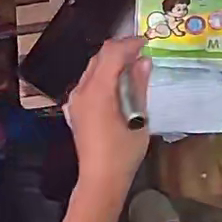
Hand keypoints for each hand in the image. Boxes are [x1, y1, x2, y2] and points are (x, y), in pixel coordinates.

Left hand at [64, 36, 151, 192]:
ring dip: (112, 63)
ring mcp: (75, 100)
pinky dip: (104, 77)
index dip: (129, 43)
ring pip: (92, 69)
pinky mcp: (75, 109)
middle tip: (142, 52)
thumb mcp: (138, 118)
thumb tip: (143, 61)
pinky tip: (118, 87)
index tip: (146, 42)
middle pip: (99, 57)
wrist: (100, 179)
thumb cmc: (123, 152)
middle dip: (120, 50)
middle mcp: (81, 90)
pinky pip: (88, 83)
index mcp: (98, 90)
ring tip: (133, 68)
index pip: (112, 53)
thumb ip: (138, 86)